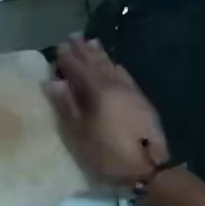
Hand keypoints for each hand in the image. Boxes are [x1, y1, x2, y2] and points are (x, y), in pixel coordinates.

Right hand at [46, 36, 170, 185]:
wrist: (151, 169)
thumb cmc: (109, 155)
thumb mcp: (80, 134)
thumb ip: (67, 106)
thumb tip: (53, 82)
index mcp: (99, 93)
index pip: (79, 69)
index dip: (68, 58)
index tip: (59, 46)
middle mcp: (116, 86)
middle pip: (97, 64)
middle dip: (84, 50)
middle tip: (74, 35)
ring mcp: (132, 93)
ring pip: (113, 67)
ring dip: (101, 55)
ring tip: (93, 42)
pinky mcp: (142, 102)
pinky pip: (125, 76)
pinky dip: (116, 67)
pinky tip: (116, 65)